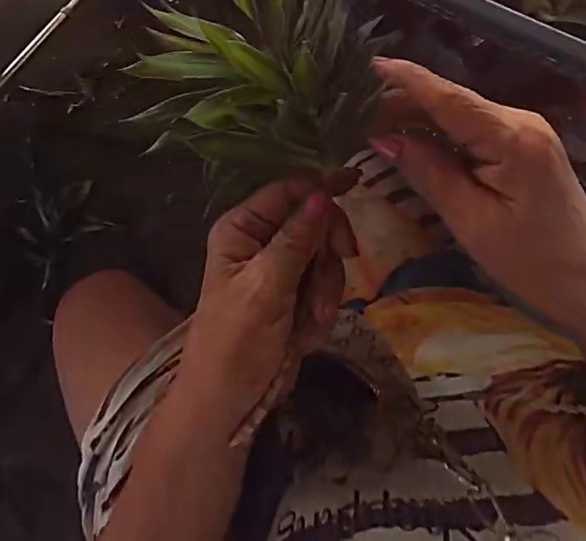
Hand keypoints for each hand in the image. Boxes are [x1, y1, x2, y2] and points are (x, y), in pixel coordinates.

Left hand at [177, 179, 352, 440]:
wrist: (230, 402)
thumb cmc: (236, 341)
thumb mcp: (267, 286)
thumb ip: (297, 240)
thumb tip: (322, 194)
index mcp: (241, 227)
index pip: (287, 192)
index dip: (320, 189)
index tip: (356, 183)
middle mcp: (259, 240)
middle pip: (313, 222)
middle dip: (326, 253)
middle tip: (337, 270)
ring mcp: (278, 268)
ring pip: (324, 257)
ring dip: (325, 290)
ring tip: (309, 320)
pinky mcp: (293, 295)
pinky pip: (325, 287)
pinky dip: (321, 310)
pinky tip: (304, 333)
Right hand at [368, 57, 585, 330]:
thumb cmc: (536, 263)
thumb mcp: (471, 222)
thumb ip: (427, 173)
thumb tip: (382, 138)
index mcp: (512, 138)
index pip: (447, 97)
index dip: (404, 78)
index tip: (365, 64)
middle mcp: (519, 121)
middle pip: (449, 100)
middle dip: (400, 101)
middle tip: (351, 108)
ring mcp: (522, 130)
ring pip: (456, 112)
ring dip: (414, 115)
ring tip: (368, 120)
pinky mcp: (519, 143)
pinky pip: (468, 127)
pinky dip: (434, 130)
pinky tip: (406, 135)